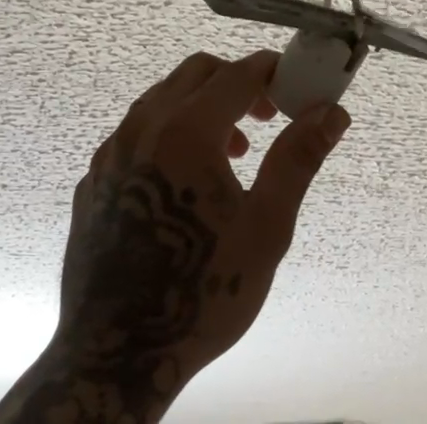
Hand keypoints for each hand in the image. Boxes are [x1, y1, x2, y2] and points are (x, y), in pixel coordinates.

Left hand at [0, 51, 350, 423]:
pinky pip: (134, 135)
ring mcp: (110, 154)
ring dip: (201, 107)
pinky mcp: (93, 182)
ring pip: (160, 100)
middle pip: (194, 73)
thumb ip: (297, 158)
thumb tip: (332, 113)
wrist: (117, 353)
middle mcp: (141, 128)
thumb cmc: (204, 290)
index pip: (237, 74)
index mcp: (186, 130)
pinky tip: (183, 185)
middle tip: (265, 119)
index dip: (272, 72)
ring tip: (230, 155)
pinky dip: (167, 134)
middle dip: (236, 83)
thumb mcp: (266, 225)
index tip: (296, 88)